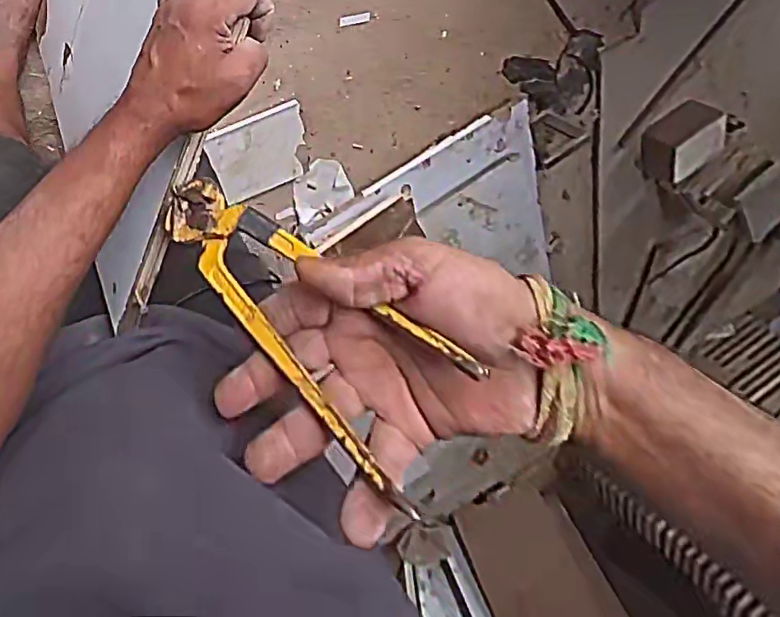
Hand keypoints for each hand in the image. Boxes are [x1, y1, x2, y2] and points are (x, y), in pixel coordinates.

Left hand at [114, 0, 273, 137]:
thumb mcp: (240, 77)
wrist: (151, 110)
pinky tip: (202, 7)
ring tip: (227, 19)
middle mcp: (185, 0)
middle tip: (245, 29)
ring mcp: (170, 4)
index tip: (256, 33)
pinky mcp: (161, 13)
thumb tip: (253, 38)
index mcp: (207, 11)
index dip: (262, 12)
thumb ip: (258, 47)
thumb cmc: (183, 99)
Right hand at [213, 239, 539, 546]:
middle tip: (232, 407)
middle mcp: (355, 342)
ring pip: (325, 414)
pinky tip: (351, 514)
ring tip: (268, 464)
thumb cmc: (484, 298)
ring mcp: (377, 385)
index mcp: (354, 299)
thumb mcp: (420, 265)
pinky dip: (364, 489)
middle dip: (261, 386)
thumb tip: (308, 269)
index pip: (294, 312)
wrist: (548, 357)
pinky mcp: (407, 426)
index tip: (244, 348)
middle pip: (297, 364)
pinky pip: (378, 458)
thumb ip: (362, 271)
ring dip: (296, 440)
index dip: (265, 329)